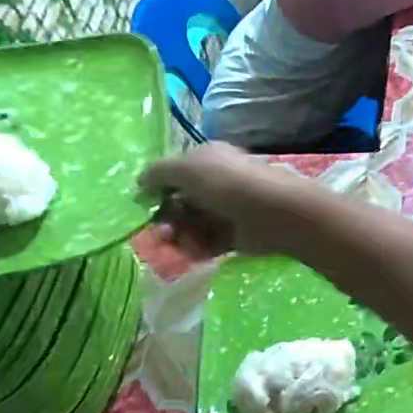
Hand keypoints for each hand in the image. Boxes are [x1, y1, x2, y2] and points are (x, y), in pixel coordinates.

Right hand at [139, 142, 311, 257]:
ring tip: (180, 244)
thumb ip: (158, 172)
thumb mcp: (185, 168)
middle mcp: (217, 183)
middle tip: (162, 234)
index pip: (176, 174)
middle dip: (168, 219)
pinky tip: (195, 253)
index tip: (146, 206)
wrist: (271, 212)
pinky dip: (199, 249)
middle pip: (182, 204)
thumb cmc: (226, 183)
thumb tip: (141, 181)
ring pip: (193, 226)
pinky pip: (209, 243)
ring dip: (182, 237)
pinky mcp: (235, 236)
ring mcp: (227, 210)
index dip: (159, 190)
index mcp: (207, 159)